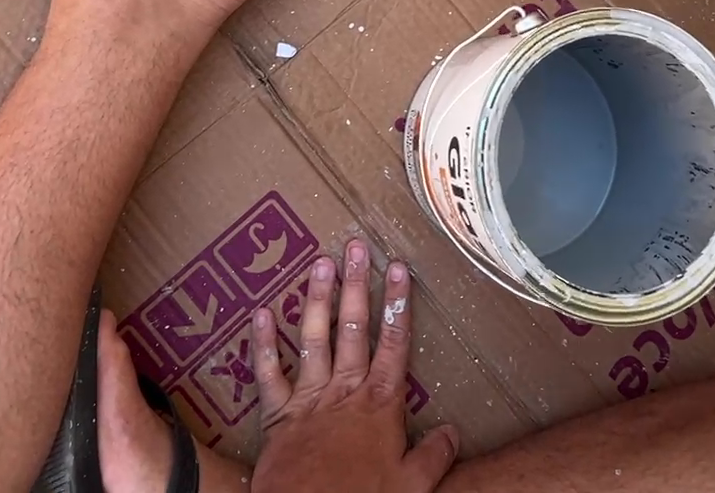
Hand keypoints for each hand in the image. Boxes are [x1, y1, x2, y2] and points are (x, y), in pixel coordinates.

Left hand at [250, 239, 457, 492]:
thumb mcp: (412, 487)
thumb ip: (433, 456)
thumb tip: (454, 431)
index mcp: (379, 403)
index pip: (393, 341)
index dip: (398, 302)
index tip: (399, 267)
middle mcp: (345, 390)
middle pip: (353, 327)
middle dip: (357, 284)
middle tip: (356, 246)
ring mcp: (309, 398)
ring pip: (314, 338)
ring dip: (318, 298)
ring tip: (319, 262)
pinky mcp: (278, 415)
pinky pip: (268, 374)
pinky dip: (263, 344)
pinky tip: (260, 314)